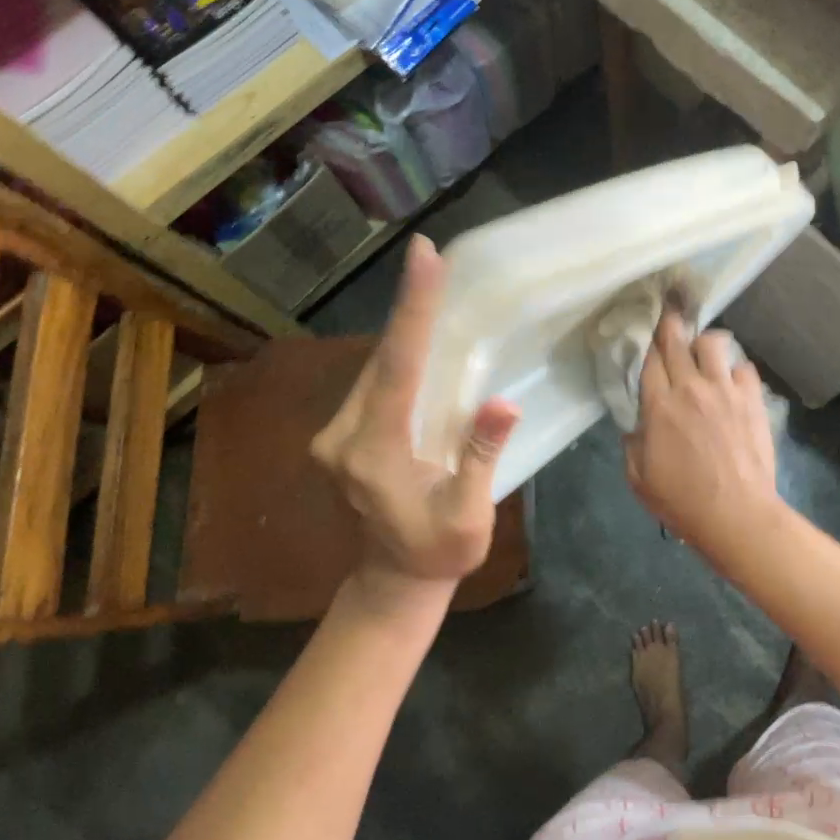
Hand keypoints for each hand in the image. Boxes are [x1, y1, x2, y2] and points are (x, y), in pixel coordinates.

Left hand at [311, 236, 519, 586]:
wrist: (395, 581)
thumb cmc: (439, 553)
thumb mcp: (467, 515)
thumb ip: (479, 458)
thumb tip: (503, 404)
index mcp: (373, 453)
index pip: (397, 368)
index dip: (413, 310)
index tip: (423, 259)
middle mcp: (342, 436)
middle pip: (381, 359)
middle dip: (408, 308)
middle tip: (429, 257)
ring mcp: (336, 436)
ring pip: (374, 368)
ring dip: (403, 330)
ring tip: (430, 286)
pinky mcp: (342, 437)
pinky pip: (373, 383)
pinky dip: (397, 355)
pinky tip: (418, 338)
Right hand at [624, 311, 781, 547]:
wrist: (737, 515)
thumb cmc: (682, 502)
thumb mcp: (639, 478)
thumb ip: (633, 444)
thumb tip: (637, 425)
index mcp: (659, 407)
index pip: (649, 359)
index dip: (646, 343)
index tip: (645, 335)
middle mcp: (691, 388)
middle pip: (677, 340)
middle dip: (670, 325)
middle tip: (670, 317)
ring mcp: (725, 390)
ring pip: (713, 343)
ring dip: (704, 343)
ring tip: (703, 351)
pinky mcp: (752, 399)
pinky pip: (743, 367)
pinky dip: (735, 370)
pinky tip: (732, 381)